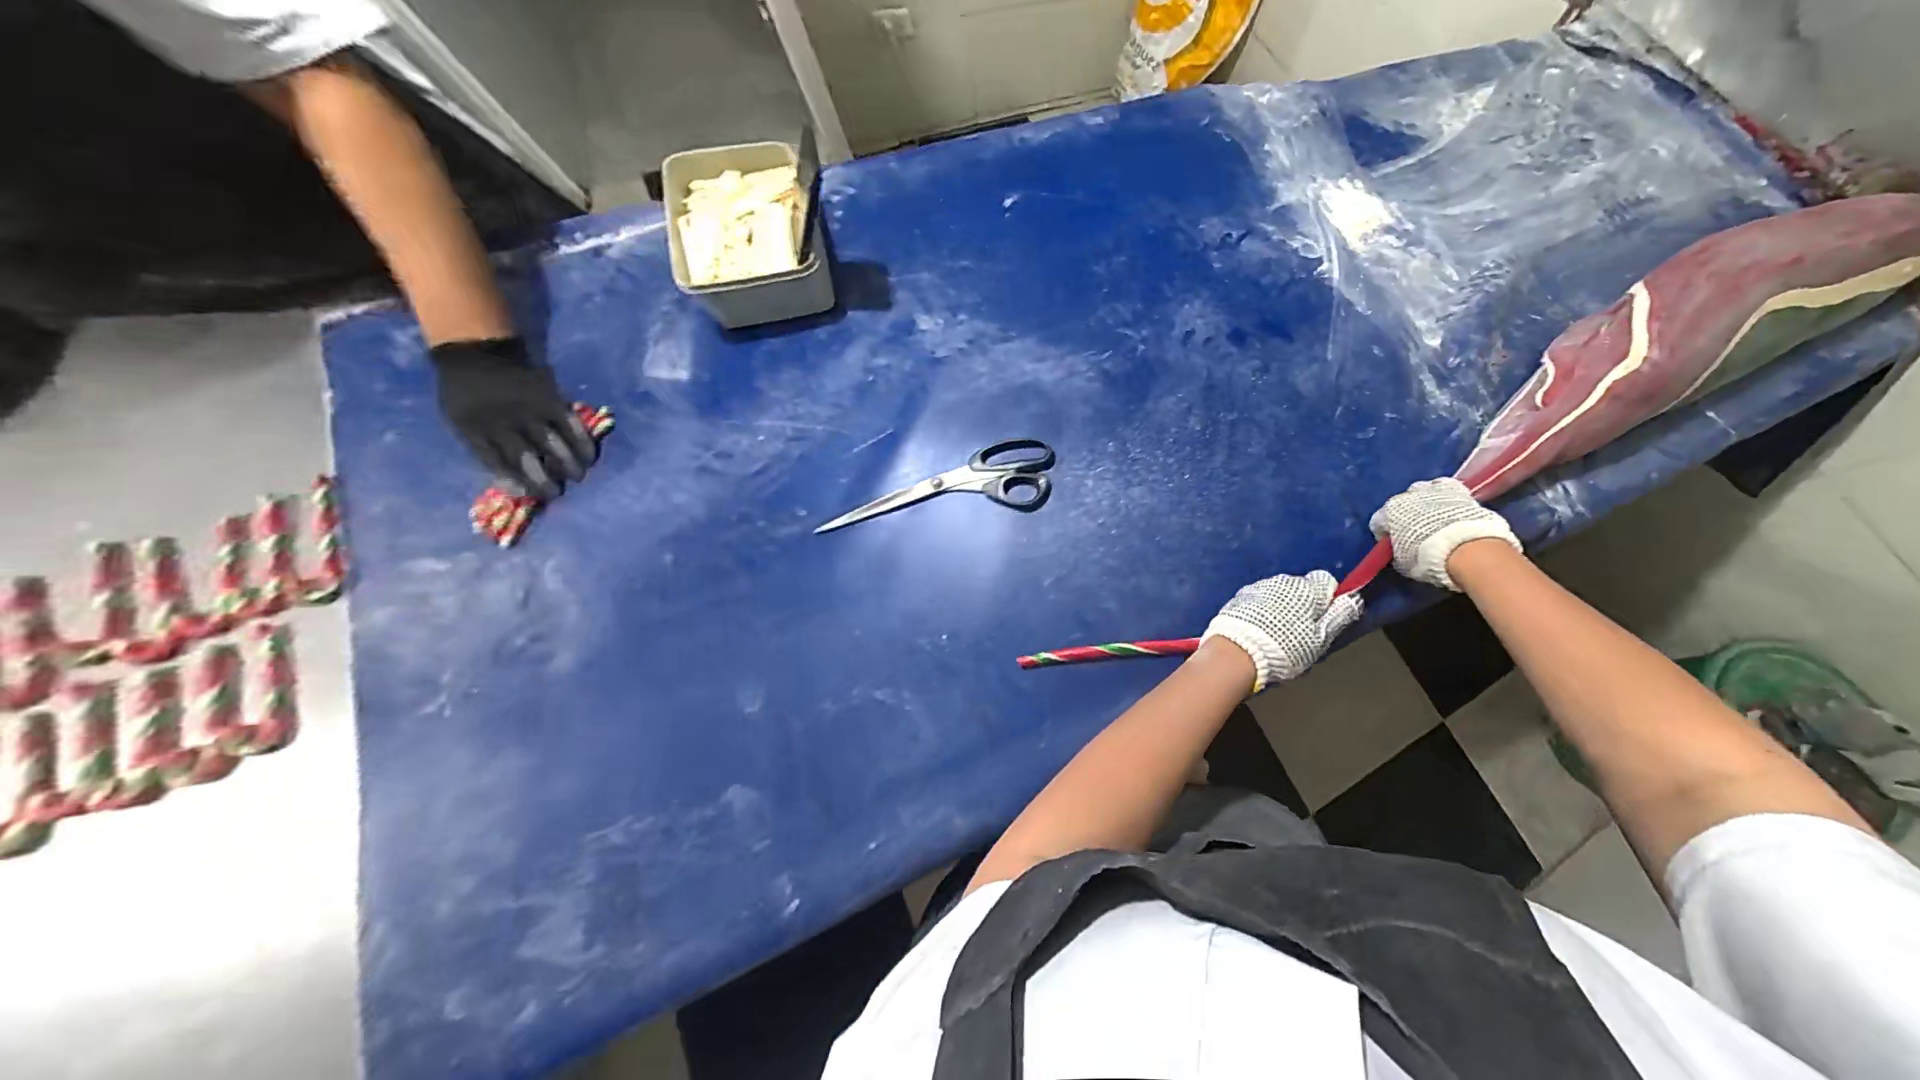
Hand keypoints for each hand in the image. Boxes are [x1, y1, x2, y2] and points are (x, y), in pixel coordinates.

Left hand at [431, 338, 597, 499]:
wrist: (478, 350)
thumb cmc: (465, 389)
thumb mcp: (457, 419)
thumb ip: (480, 446)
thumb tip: (508, 480)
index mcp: (474, 430)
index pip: (498, 464)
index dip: (516, 482)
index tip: (530, 493)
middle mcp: (502, 423)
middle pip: (527, 459)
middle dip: (544, 480)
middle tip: (557, 492)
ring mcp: (528, 411)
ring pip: (551, 445)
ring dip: (568, 465)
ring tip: (578, 477)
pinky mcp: (549, 399)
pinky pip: (570, 425)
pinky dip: (581, 442)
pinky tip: (589, 456)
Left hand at [1202, 570, 1362, 692]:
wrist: (1236, 652)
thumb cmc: (1284, 647)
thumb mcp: (1320, 638)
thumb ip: (1340, 616)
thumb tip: (1355, 598)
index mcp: (1305, 587)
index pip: (1325, 581)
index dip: (1327, 601)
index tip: (1322, 620)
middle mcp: (1280, 580)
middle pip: (1300, 589)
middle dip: (1302, 606)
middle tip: (1299, 633)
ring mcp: (1256, 587)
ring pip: (1277, 595)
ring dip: (1280, 609)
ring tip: (1275, 635)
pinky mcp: (1237, 598)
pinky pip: (1257, 602)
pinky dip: (1260, 613)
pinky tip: (1257, 631)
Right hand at [1368, 477, 1521, 590]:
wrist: (1466, 548)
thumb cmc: (1426, 557)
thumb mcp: (1403, 562)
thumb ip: (1397, 552)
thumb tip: (1400, 551)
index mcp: (1388, 513)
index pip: (1378, 522)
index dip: (1385, 534)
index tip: (1391, 545)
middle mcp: (1407, 496)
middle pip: (1401, 503)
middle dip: (1405, 514)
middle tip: (1414, 530)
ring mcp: (1433, 491)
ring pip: (1423, 490)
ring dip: (1425, 501)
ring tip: (1434, 516)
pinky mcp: (1458, 490)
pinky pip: (1447, 488)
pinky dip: (1446, 497)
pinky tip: (1451, 508)